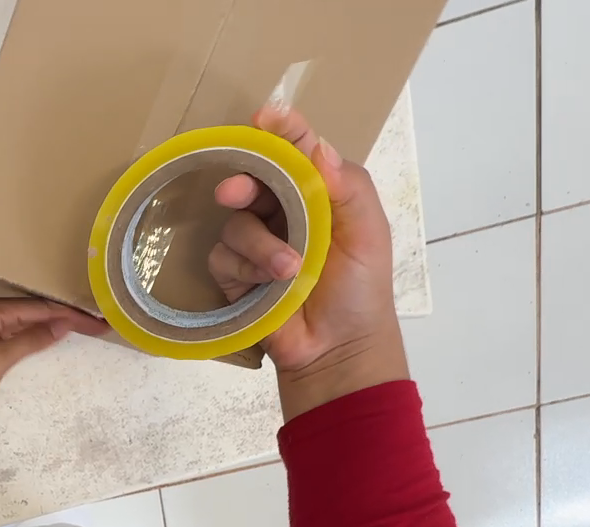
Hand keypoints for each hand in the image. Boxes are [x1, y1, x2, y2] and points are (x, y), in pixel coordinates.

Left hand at [0, 298, 104, 430]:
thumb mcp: (1, 360)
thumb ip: (32, 340)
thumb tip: (63, 323)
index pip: (40, 307)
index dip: (71, 314)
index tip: (98, 322)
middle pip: (33, 309)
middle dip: (64, 315)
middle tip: (96, 323)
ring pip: (23, 320)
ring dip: (50, 323)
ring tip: (80, 327)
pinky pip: (12, 331)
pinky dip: (32, 334)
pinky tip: (47, 337)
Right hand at [207, 105, 409, 418]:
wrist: (334, 347)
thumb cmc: (359, 289)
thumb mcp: (367, 231)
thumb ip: (345, 188)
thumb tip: (316, 149)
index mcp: (318, 194)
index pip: (297, 154)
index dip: (282, 132)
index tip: (267, 116)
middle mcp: (282, 214)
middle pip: (253, 183)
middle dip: (243, 183)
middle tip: (235, 191)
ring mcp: (254, 245)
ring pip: (235, 225)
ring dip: (261, 248)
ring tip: (288, 272)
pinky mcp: (232, 276)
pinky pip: (222, 259)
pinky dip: (245, 270)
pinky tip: (268, 286)